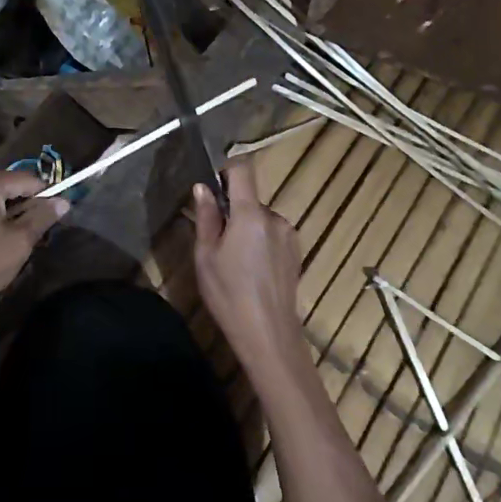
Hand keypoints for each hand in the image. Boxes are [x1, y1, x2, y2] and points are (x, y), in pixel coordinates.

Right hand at [193, 164, 305, 369]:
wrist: (266, 329)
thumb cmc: (228, 293)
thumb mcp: (206, 256)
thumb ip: (206, 217)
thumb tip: (203, 187)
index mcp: (251, 214)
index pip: (244, 171)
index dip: (227, 171)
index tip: (214, 187)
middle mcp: (276, 218)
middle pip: (252, 201)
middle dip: (234, 213)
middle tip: (218, 242)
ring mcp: (290, 235)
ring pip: (263, 220)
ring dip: (249, 230)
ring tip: (237, 262)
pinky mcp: (297, 251)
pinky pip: (275, 236)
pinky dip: (263, 243)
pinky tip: (255, 271)